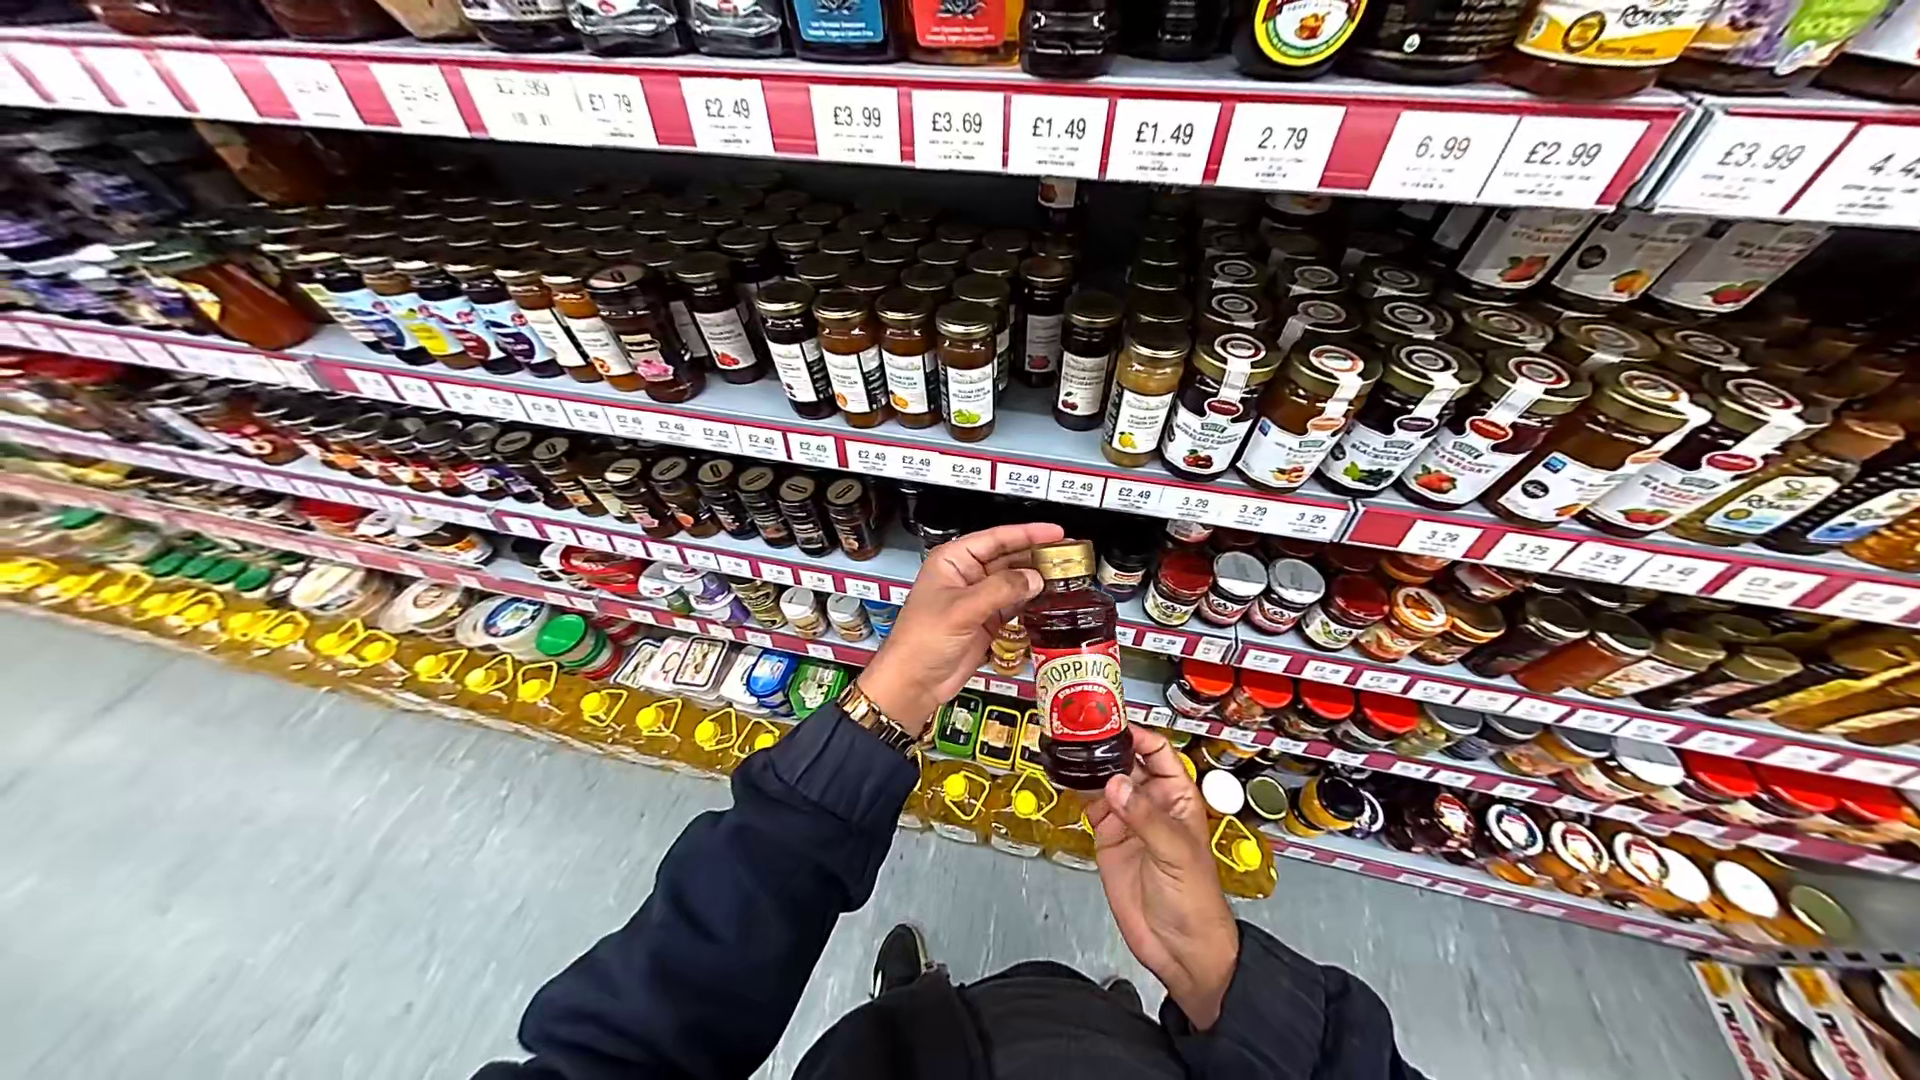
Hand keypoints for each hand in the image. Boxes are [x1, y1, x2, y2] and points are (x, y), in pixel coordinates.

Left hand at [856, 522, 1065, 736]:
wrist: (915, 682)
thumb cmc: (920, 640)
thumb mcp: (962, 609)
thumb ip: (1001, 589)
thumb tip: (1033, 577)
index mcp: (952, 560)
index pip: (995, 538)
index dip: (1026, 533)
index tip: (1054, 531)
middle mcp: (966, 575)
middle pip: (1008, 557)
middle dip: (1036, 555)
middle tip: (1066, 554)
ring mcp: (977, 598)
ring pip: (1014, 580)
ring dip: (1036, 578)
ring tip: (1064, 574)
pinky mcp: (986, 620)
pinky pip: (1014, 603)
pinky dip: (1032, 601)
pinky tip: (1048, 597)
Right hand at [1086, 726, 1238, 1030]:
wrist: (1178, 948)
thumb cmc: (1197, 901)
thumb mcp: (1176, 853)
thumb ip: (1145, 817)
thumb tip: (1117, 784)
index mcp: (1178, 796)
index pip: (1158, 751)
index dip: (1137, 734)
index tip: (1112, 723)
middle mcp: (1151, 801)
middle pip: (1127, 759)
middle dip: (1107, 745)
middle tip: (1081, 731)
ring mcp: (1128, 817)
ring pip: (1106, 778)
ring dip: (1089, 765)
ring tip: (1070, 750)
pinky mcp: (1108, 835)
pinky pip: (1090, 803)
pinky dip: (1077, 790)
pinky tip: (1067, 779)